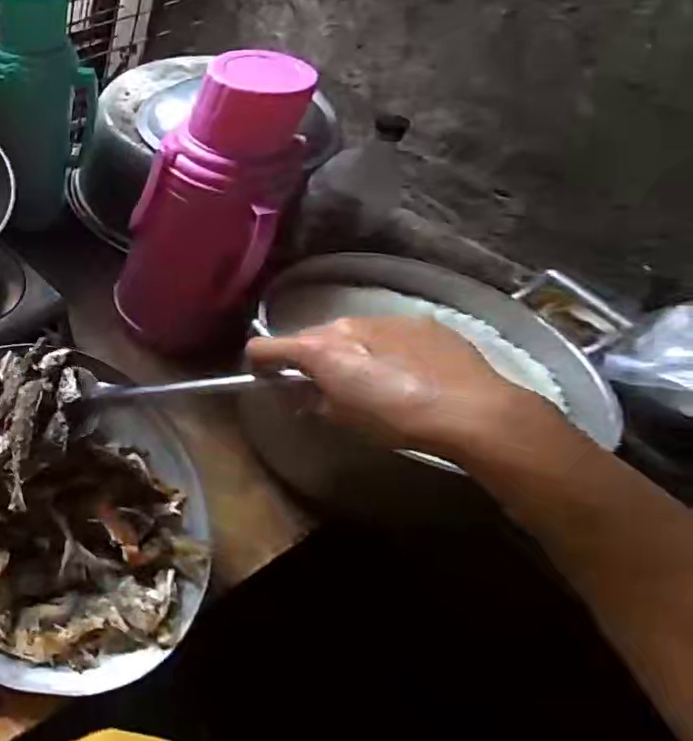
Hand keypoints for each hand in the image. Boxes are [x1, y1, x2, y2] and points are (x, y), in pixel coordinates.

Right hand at [245, 315, 569, 462]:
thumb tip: (304, 394)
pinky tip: (412, 370)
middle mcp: (341, 325)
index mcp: (316, 348)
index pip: (263, 346)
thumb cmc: (399, 420)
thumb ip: (314, 399)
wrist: (480, 415)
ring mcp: (383, 320)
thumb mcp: (344, 417)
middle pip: (310, 336)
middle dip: (313, 356)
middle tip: (331, 383)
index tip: (270, 377)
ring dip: (352, 349)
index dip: (261, 362)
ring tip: (378, 376)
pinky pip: (390, 332)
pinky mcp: (422, 323)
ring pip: (350, 332)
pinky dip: (389, 346)